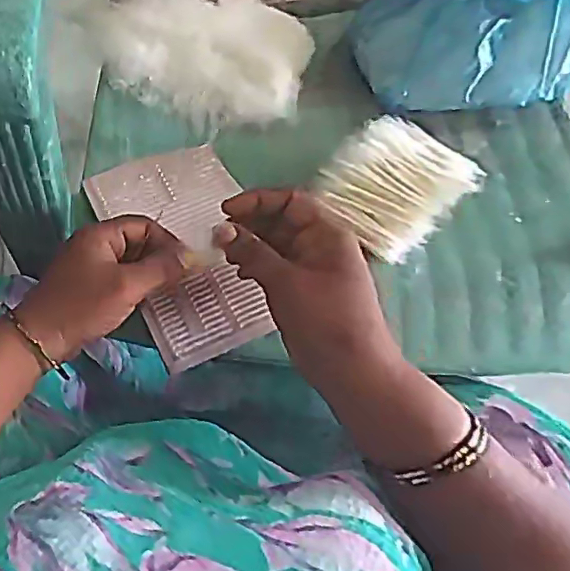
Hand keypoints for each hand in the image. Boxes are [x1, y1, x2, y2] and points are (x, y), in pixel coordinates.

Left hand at [13, 216, 187, 361]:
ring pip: (129, 263)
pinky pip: (119, 279)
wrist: (41, 336)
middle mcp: (93, 244)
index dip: (168, 241)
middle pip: (137, 243)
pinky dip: (136, 287)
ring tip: (173, 292)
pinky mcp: (88, 287)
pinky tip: (150, 302)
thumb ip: (161, 268)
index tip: (188, 264)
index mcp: (99, 234)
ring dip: (150, 275)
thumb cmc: (83, 305)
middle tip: (184, 280)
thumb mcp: (127, 285)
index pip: (143, 225)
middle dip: (161, 259)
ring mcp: (89, 266)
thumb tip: (191, 256)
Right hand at [217, 189, 406, 378]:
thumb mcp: (286, 281)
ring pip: (272, 243)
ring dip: (247, 244)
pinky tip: (238, 271)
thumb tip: (222, 230)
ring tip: (223, 253)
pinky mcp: (298, 288)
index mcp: (326, 234)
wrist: (352, 369)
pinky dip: (253, 263)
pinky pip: (272, 265)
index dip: (257, 200)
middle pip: (279, 220)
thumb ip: (252, 252)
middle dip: (248, 223)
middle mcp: (318, 245)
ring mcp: (308, 267)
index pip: (290, 201)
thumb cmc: (326, 318)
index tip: (225, 210)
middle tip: (217, 234)